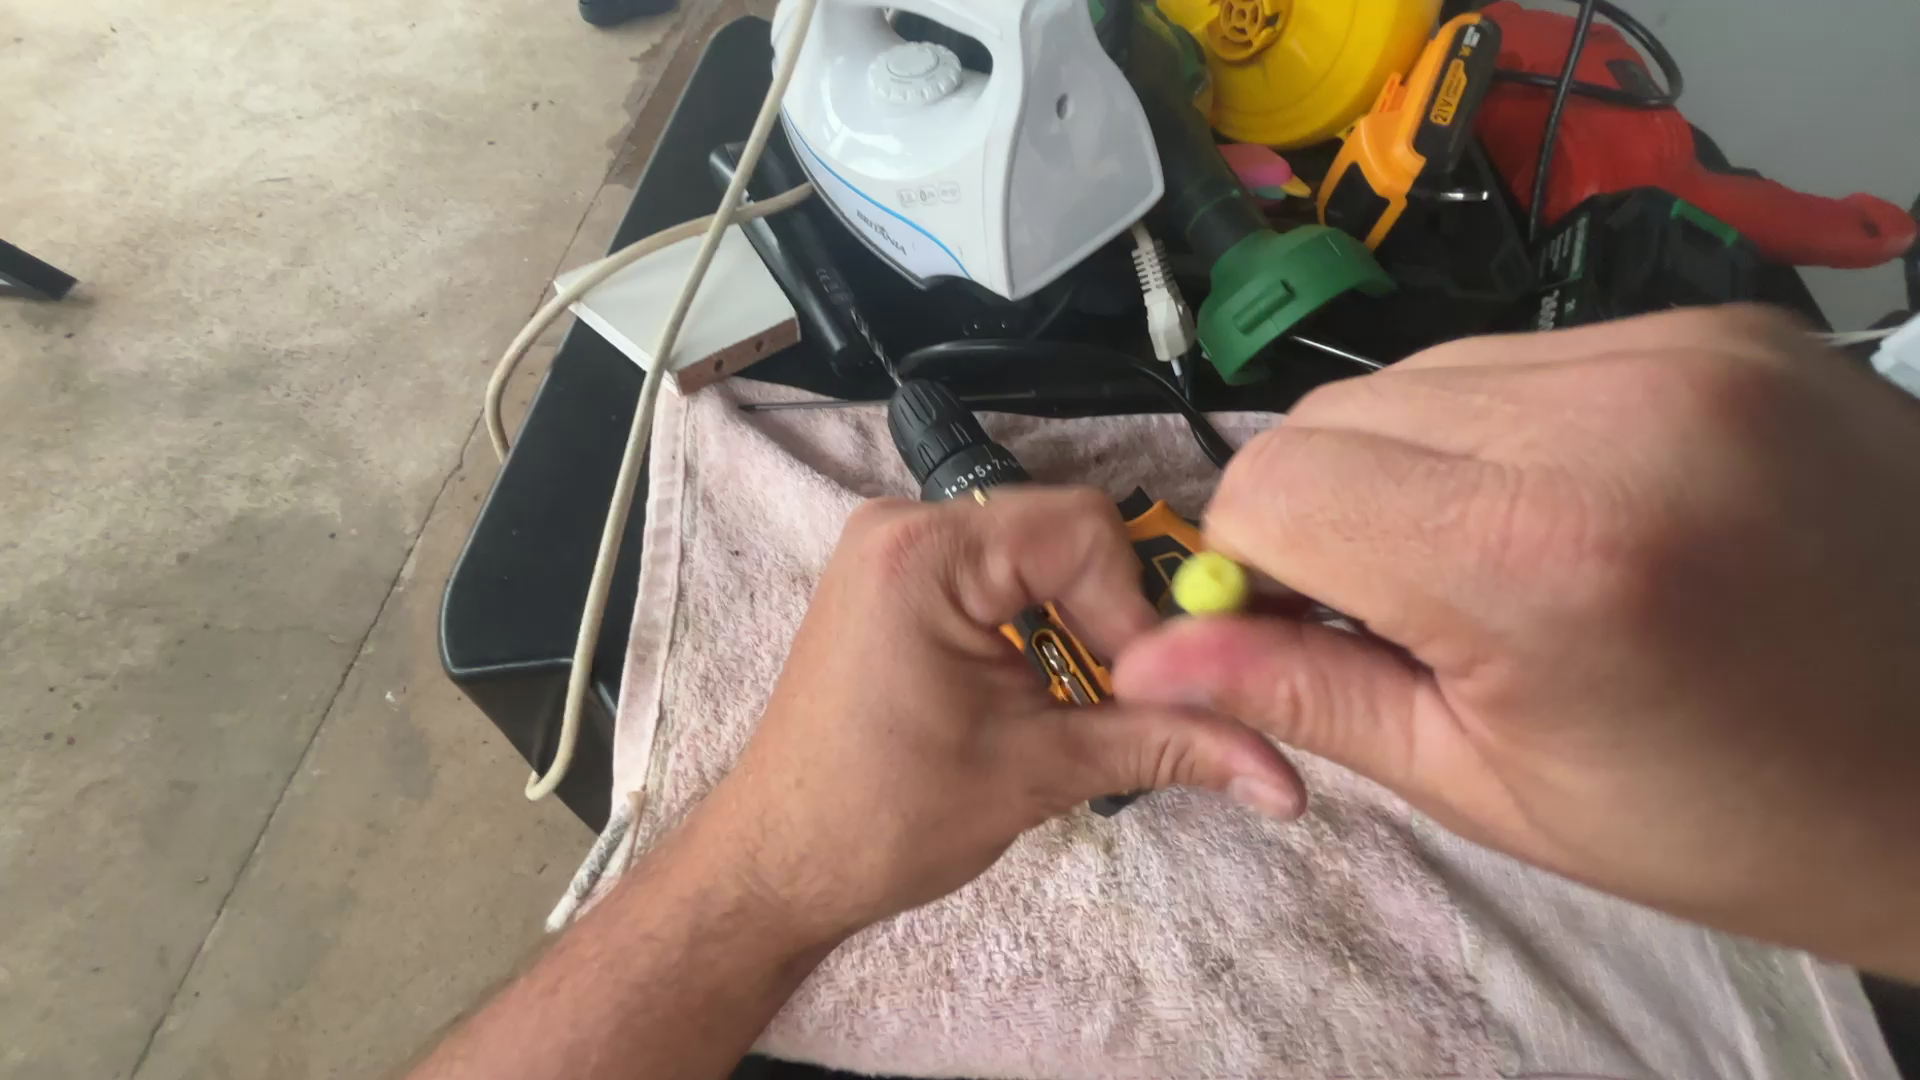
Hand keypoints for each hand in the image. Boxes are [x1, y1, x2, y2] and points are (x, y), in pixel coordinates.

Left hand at [692, 487, 1298, 945]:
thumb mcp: (1036, 773)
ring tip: (1079, 693)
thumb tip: (1285, 775)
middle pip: (1062, 530)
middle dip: (1109, 613)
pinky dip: (1035, 611)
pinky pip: (994, 564)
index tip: (1147, 692)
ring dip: (1076, 615)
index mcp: (926, 550)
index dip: (1135, 608)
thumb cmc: (887, 817)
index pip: (1084, 528)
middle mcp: (905, 522)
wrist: (780, 857)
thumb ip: (1165, 746)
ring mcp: (894, 542)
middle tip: (1122, 697)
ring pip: (1034, 547)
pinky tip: (1037, 672)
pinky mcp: (894, 572)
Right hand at [1114, 306, 1919, 975]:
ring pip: (1385, 388)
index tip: (1294, 622)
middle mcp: (1604, 415)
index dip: (1248, 562)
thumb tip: (1141, 661)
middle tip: (1385, 600)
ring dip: (1381, 471)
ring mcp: (1664, 349)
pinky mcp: (1695, 325)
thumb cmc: (1718, 814)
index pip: (1270, 489)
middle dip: (1309, 516)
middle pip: (1316, 427)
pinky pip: (1480, 366)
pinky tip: (1534, 499)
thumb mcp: (1476, 783)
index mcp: (1542, 556)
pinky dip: (1460, 435)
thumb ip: (1295, 693)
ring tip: (1468, 551)